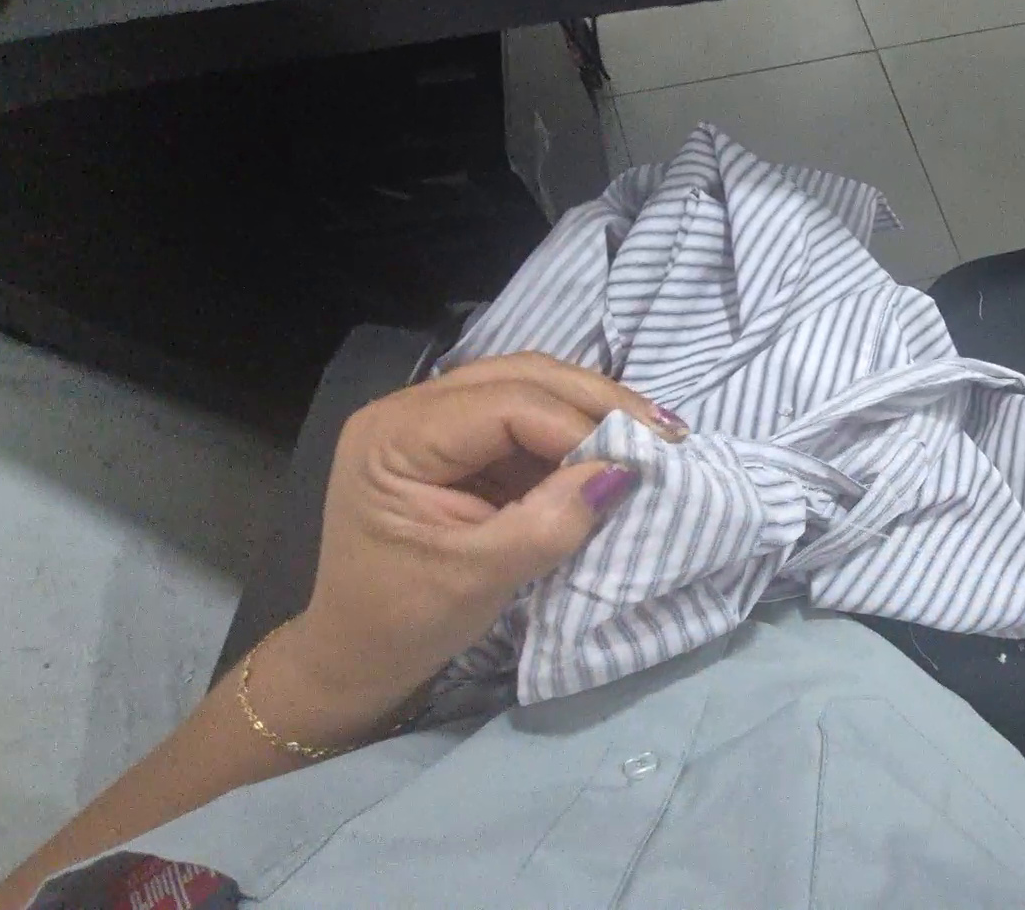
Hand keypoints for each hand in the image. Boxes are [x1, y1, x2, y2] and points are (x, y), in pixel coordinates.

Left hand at [261, 353, 685, 736]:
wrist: (359, 648)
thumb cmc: (405, 619)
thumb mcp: (478, 579)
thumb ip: (548, 523)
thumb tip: (623, 473)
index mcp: (397, 437)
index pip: (508, 405)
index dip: (579, 427)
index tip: (637, 466)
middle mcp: (414, 408)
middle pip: (526, 375)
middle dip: (601, 401)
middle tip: (666, 432)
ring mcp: (442, 417)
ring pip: (536, 382)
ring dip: (597, 405)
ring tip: (652, 432)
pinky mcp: (469, 436)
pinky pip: (536, 409)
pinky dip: (582, 423)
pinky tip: (618, 442)